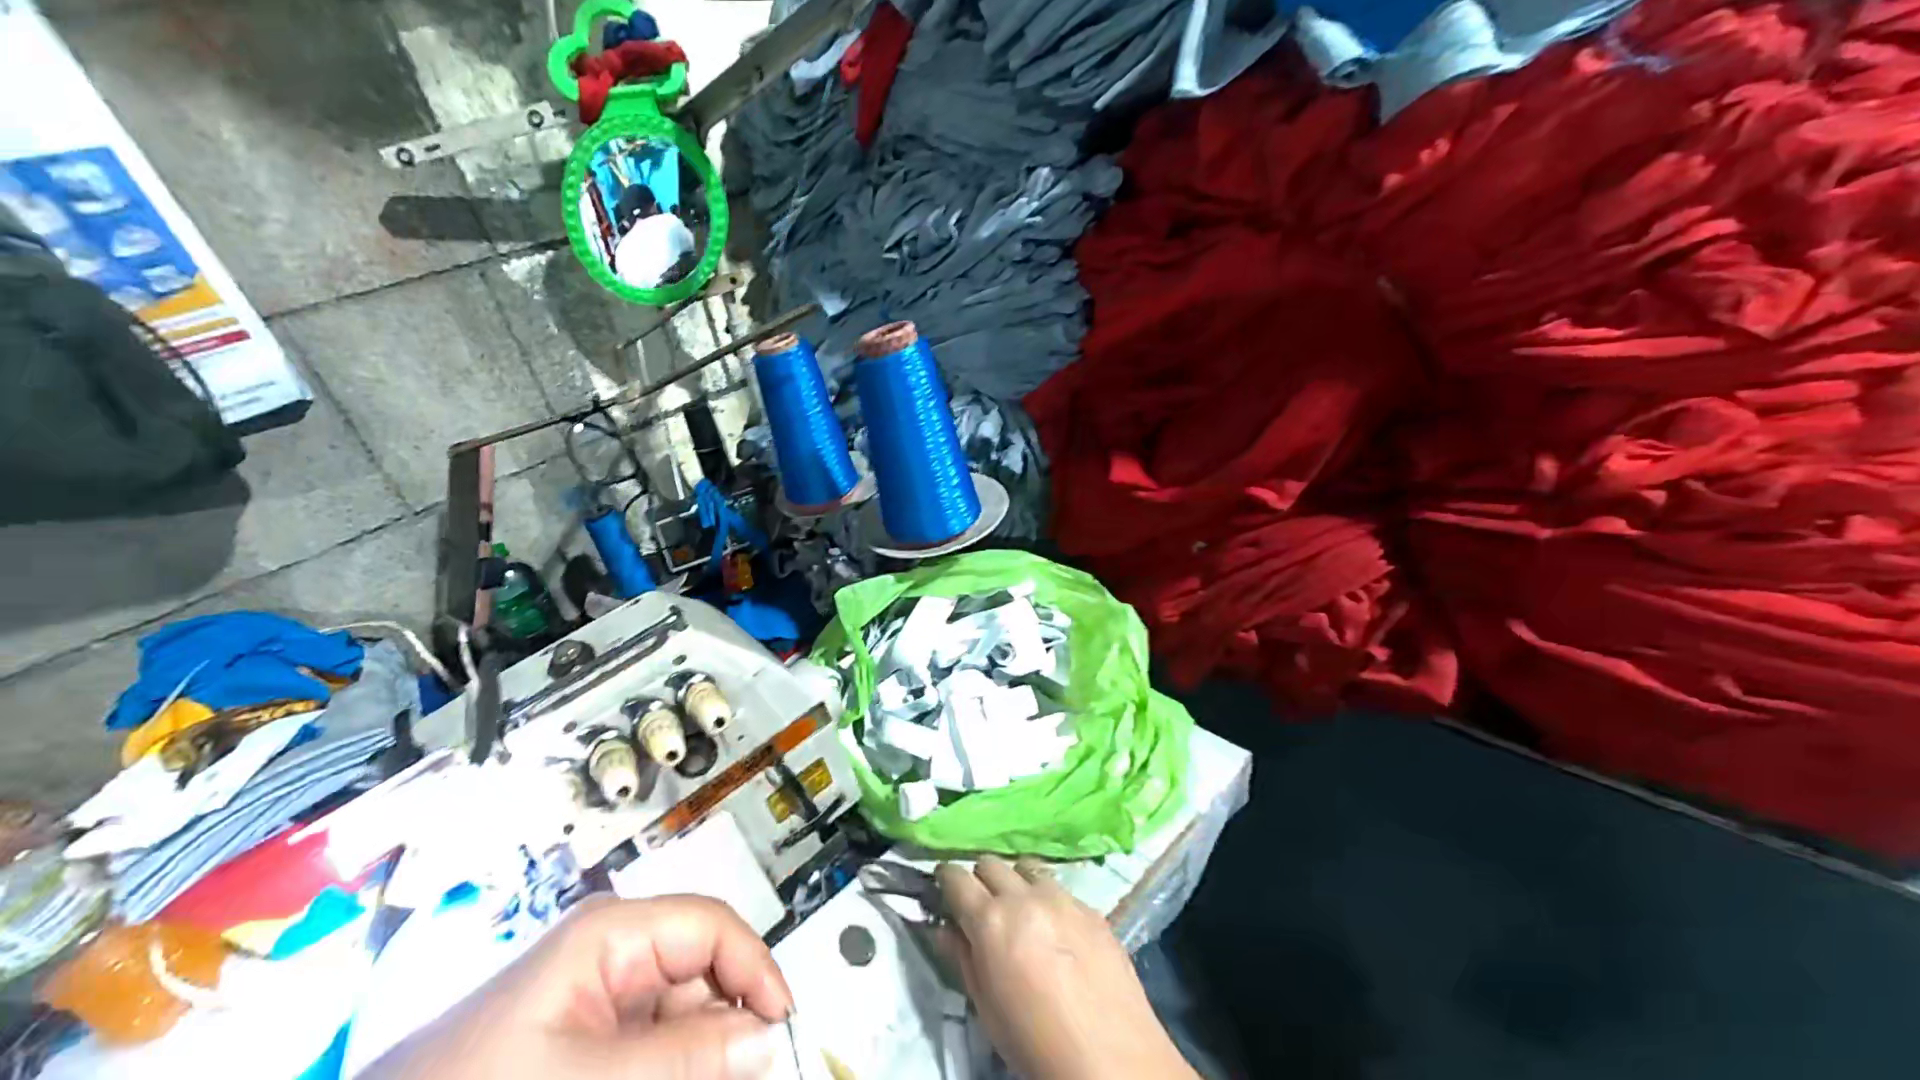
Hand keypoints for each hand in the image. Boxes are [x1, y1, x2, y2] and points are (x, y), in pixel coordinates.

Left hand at [363, 894, 793, 1079]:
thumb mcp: (583, 1073)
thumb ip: (682, 1057)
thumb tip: (768, 1037)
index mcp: (614, 934)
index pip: (713, 928)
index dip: (756, 970)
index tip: (783, 1030)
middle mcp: (618, 954)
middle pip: (705, 979)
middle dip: (729, 1031)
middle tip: (750, 1073)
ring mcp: (607, 999)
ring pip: (687, 1022)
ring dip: (703, 1058)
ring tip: (715, 1074)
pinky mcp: (596, 1039)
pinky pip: (658, 1049)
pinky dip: (677, 1069)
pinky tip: (681, 1075)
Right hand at [937, 857, 1198, 1079]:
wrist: (1111, 1058)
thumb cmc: (1034, 1041)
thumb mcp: (986, 1008)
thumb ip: (962, 959)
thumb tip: (944, 929)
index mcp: (991, 920)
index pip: (956, 877)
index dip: (945, 880)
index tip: (944, 890)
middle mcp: (1025, 897)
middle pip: (991, 863)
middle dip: (980, 879)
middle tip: (982, 906)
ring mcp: (1062, 898)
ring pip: (1027, 867)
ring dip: (1016, 881)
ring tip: (1020, 909)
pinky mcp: (1092, 908)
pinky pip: (1060, 889)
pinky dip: (1048, 899)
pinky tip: (1056, 929)